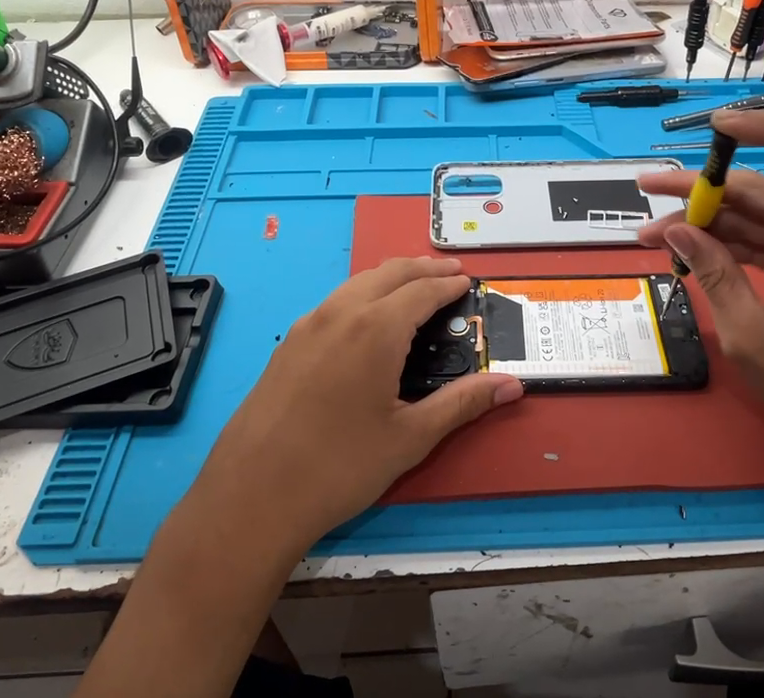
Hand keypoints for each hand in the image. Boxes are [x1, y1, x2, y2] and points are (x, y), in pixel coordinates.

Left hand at [190, 257, 522, 550]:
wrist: (252, 494)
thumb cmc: (340, 466)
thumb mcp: (411, 437)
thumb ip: (463, 403)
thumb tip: (511, 384)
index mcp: (375, 328)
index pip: (422, 291)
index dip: (449, 285)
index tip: (468, 282)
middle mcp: (340, 314)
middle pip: (388, 273)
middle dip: (423, 270)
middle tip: (449, 275)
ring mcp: (307, 326)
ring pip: (356, 284)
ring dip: (390, 278)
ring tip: (413, 289)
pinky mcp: (286, 345)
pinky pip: (333, 303)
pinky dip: (362, 295)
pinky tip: (367, 321)